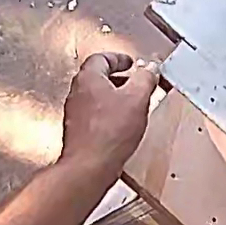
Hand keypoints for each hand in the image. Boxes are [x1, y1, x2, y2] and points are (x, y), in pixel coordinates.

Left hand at [59, 52, 157, 175]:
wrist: (90, 166)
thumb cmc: (108, 133)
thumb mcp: (137, 98)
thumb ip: (145, 78)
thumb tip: (150, 68)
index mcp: (88, 78)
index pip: (101, 58)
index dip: (118, 58)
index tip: (130, 62)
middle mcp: (77, 93)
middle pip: (97, 77)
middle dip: (118, 78)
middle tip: (134, 82)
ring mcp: (75, 114)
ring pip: (95, 98)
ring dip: (113, 97)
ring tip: (132, 104)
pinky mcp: (78, 132)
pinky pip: (94, 116)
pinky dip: (108, 115)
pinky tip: (121, 126)